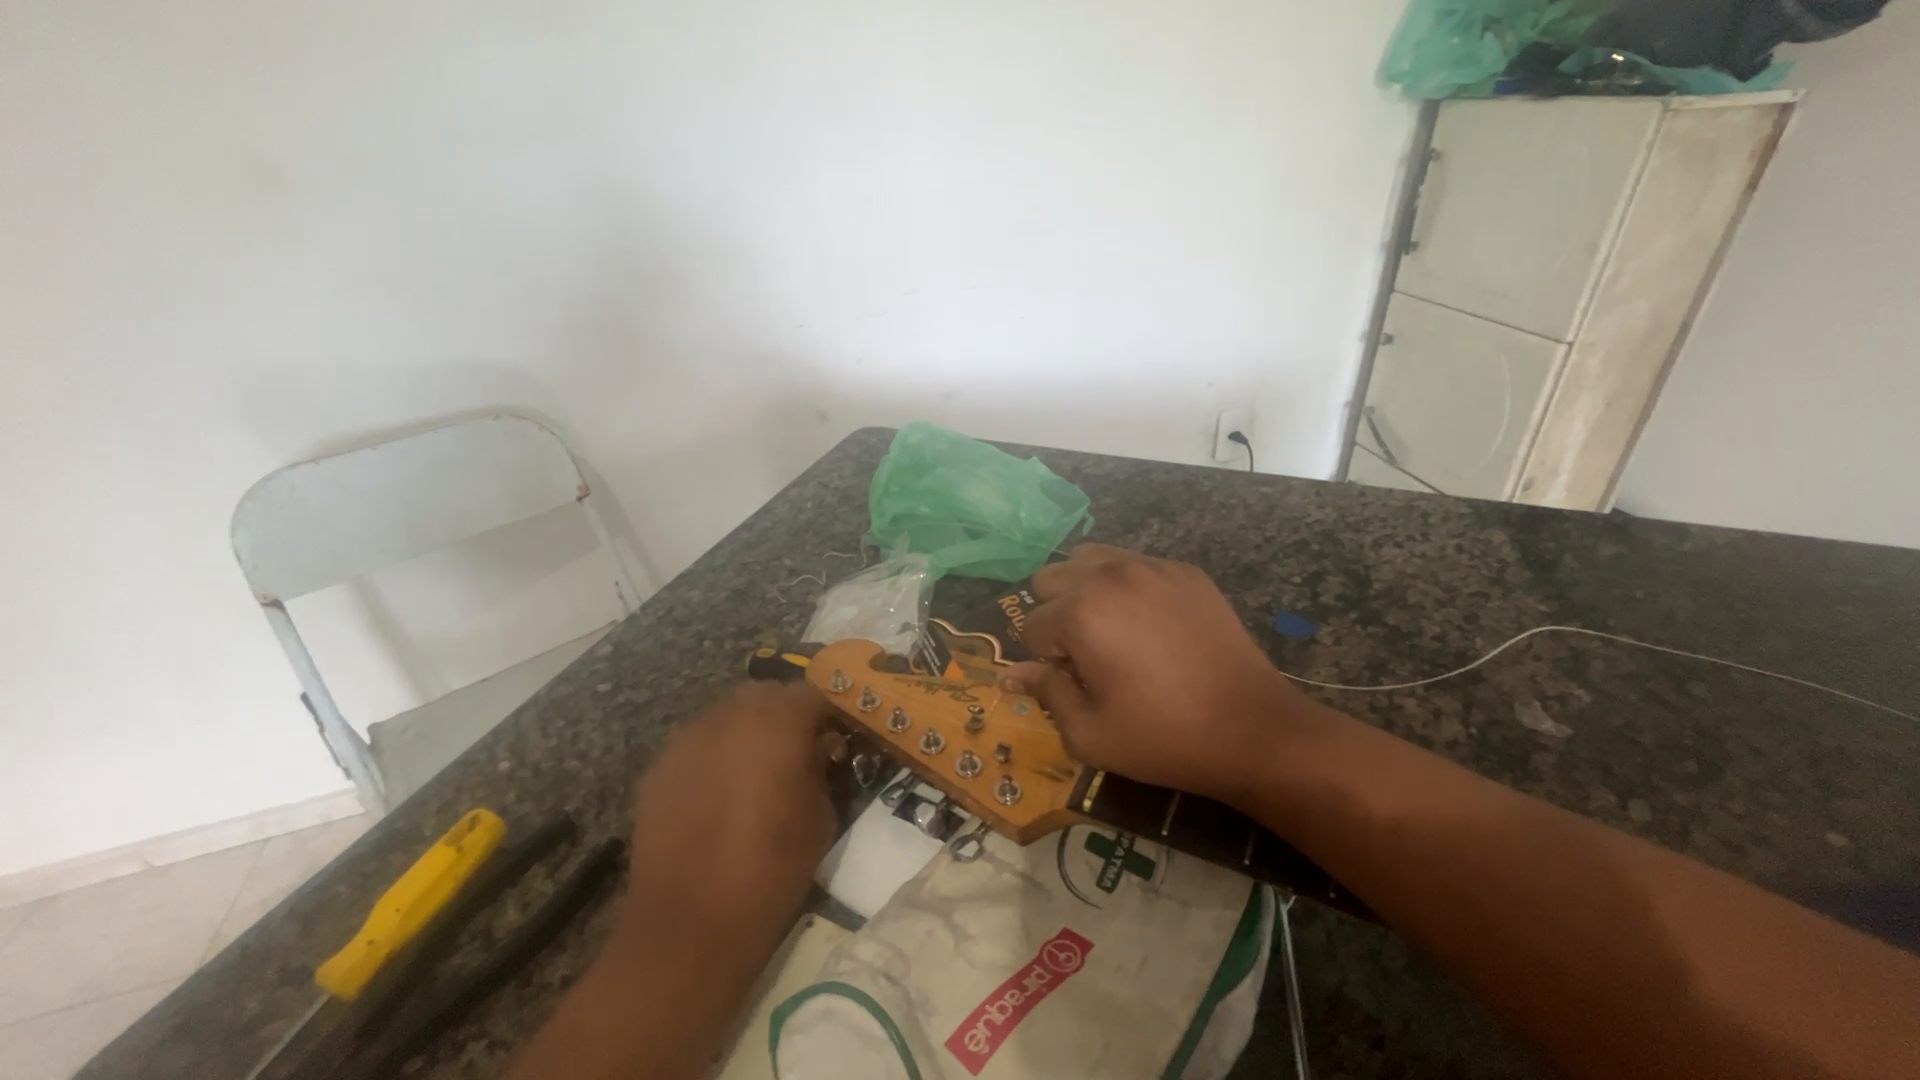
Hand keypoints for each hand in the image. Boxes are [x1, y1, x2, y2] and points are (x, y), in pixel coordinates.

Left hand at [620, 682, 840, 953]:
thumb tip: (818, 749)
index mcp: (776, 724)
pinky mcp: (658, 767)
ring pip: (725, 714)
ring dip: (746, 730)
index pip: (812, 693)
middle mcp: (728, 717)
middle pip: (764, 694)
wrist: (690, 923)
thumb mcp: (820, 819)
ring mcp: (686, 740)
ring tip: (757, 769)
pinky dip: (714, 754)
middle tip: (799, 748)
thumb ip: (821, 769)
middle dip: (784, 713)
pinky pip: (696, 744)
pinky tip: (719, 793)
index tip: (837, 734)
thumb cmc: (771, 870)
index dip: (828, 710)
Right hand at [1001, 544, 1313, 802]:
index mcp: (1081, 613)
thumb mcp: (1090, 734)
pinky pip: (1135, 563)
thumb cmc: (1163, 737)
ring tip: (1113, 632)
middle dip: (1057, 614)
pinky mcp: (1186, 572)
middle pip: (1050, 578)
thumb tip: (1010, 673)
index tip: (1074, 683)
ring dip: (1086, 591)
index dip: (1045, 659)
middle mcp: (1110, 576)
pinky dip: (1127, 587)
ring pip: (1090, 559)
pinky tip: (1152, 627)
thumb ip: (1045, 693)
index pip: (1031, 625)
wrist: (1253, 728)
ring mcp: (1153, 567)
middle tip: (1087, 655)